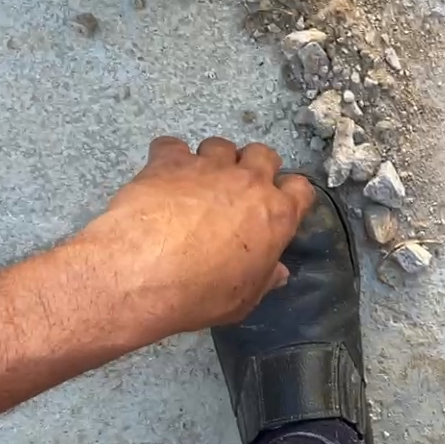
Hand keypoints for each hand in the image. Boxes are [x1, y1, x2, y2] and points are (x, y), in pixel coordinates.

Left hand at [60, 137, 315, 345]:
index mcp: (277, 214)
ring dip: (213, 160)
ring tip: (197, 181)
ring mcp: (209, 167)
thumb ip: (265, 279)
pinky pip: (172, 145)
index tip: (279, 203)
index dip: (291, 193)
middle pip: (264, 154)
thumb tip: (278, 273)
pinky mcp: (169, 162)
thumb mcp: (244, 298)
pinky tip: (160, 175)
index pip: (301, 188)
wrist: (143, 273)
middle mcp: (249, 182)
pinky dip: (168, 156)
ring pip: (220, 145)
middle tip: (238, 188)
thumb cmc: (201, 293)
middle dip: (255, 166)